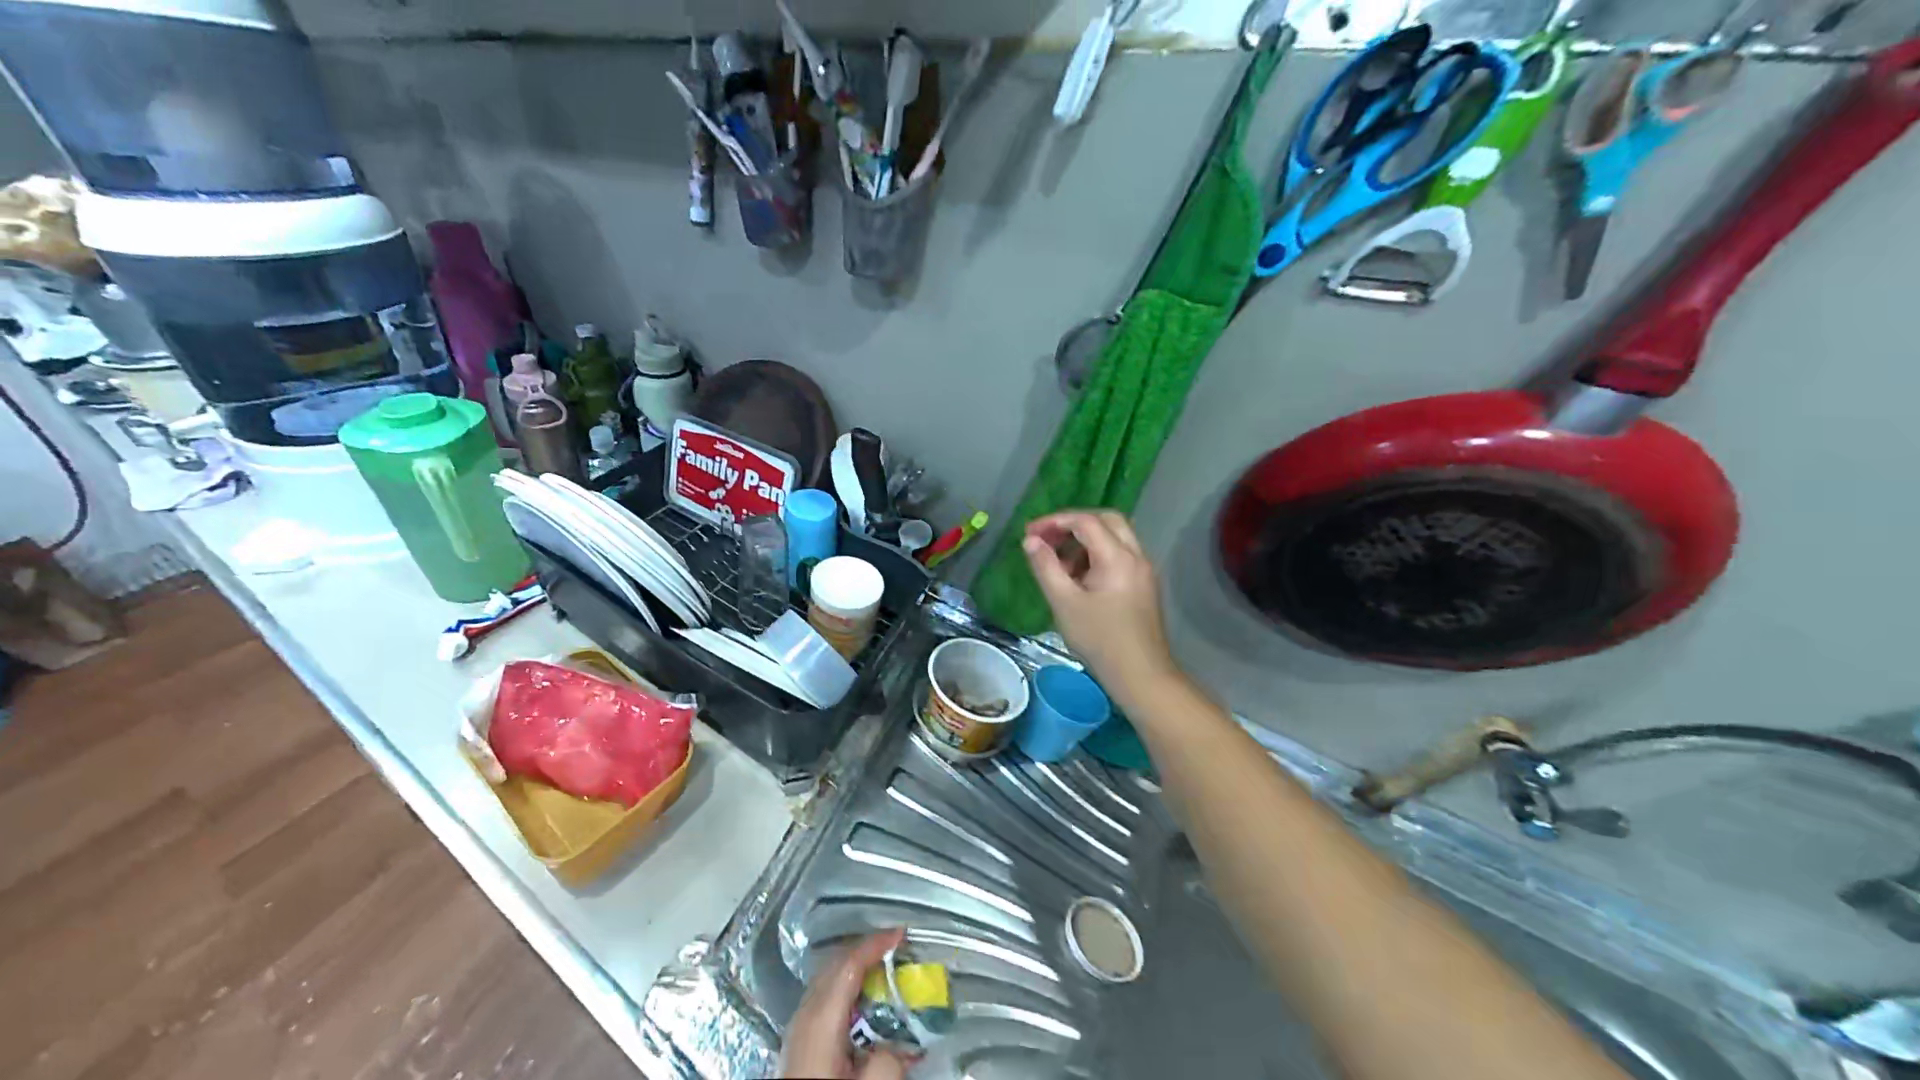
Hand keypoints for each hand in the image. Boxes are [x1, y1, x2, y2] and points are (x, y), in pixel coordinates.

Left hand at [782, 928, 912, 1078]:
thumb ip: (889, 1059)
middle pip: (835, 966)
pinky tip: (863, 1003)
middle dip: (866, 950)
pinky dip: (847, 989)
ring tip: (883, 969)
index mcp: (821, 1017)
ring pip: (828, 981)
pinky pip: (825, 999)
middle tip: (896, 946)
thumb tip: (894, 1046)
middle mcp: (805, 1014)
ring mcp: (798, 1029)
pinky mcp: (799, 1044)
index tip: (902, 933)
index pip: (849, 964)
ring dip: (855, 969)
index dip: (876, 944)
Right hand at [1022, 511, 1176, 705]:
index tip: (1030, 533)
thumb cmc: (1099, 640)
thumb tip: (1031, 541)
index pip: (1085, 521)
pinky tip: (1079, 579)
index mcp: (1117, 557)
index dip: (1054, 521)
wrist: (1141, 675)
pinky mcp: (1144, 585)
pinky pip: (1120, 555)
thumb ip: (1046, 567)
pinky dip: (1097, 555)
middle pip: (1106, 520)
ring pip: (1115, 537)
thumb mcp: (1064, 603)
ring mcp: (1144, 570)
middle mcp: (1136, 555)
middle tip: (1047, 539)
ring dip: (1086, 540)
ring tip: (1059, 564)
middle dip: (1073, 524)